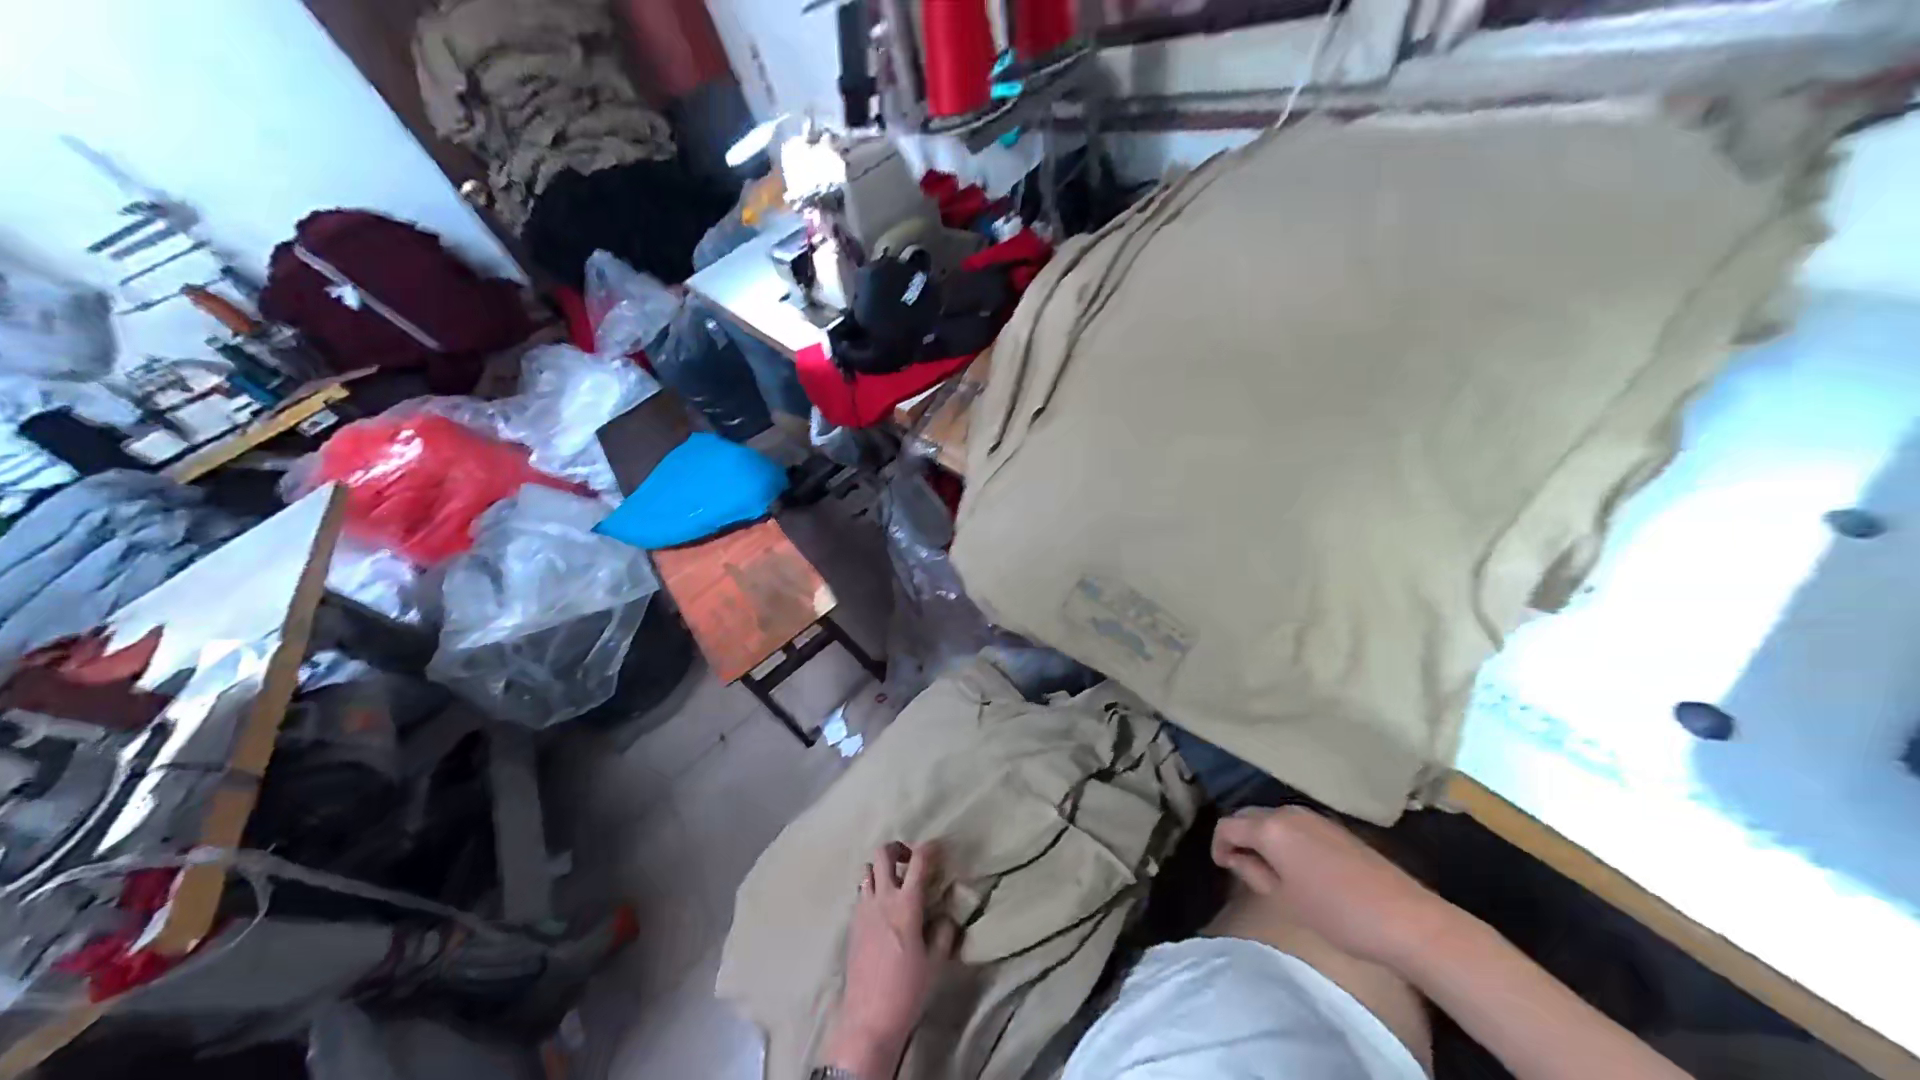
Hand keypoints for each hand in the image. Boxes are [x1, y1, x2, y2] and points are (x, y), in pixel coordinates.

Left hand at [821, 842, 956, 1075]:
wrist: (868, 1018)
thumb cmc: (907, 990)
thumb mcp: (935, 962)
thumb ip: (942, 932)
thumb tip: (944, 916)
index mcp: (906, 905)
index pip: (918, 861)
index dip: (929, 848)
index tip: (938, 847)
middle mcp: (882, 899)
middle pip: (883, 854)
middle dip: (898, 849)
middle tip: (911, 862)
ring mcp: (863, 910)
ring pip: (868, 871)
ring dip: (882, 869)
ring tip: (895, 884)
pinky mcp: (852, 924)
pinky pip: (861, 892)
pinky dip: (872, 889)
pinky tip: (882, 908)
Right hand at [1210, 806, 1457, 971]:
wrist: (1406, 919)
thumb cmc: (1337, 913)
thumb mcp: (1284, 898)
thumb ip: (1253, 872)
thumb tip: (1238, 858)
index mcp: (1271, 828)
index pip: (1228, 825)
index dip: (1219, 845)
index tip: (1223, 868)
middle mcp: (1290, 813)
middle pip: (1250, 815)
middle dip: (1240, 836)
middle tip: (1241, 868)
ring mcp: (1316, 818)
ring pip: (1274, 819)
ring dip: (1264, 837)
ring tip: (1268, 869)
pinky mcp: (1337, 828)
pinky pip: (1297, 825)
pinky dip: (1286, 839)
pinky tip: (1297, 866)